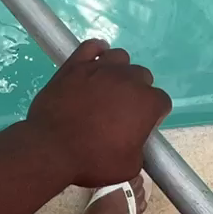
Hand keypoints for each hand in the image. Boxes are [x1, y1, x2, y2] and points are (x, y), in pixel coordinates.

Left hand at [23, 39, 172, 186]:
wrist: (51, 149)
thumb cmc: (92, 161)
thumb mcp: (129, 167)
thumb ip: (140, 150)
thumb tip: (134, 143)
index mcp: (147, 103)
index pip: (161, 102)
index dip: (152, 116)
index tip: (138, 127)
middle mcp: (128, 79)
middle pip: (142, 77)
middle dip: (136, 92)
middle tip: (119, 111)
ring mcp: (100, 68)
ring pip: (120, 58)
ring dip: (119, 71)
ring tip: (107, 87)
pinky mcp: (75, 65)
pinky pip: (91, 46)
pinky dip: (96, 50)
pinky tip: (95, 59)